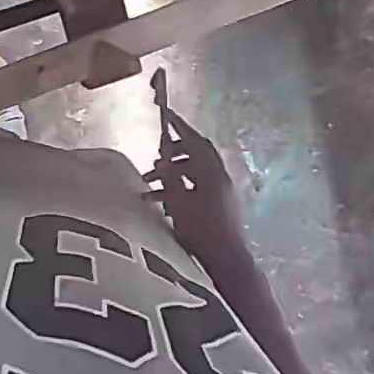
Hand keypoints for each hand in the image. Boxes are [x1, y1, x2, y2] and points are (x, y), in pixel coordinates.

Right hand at [145, 109, 242, 258]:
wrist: (225, 261)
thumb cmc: (201, 231)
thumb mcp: (179, 202)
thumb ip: (170, 176)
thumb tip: (163, 156)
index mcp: (212, 173)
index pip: (194, 141)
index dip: (179, 126)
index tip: (165, 113)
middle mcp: (219, 178)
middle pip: (196, 154)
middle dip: (175, 151)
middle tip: (156, 154)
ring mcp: (221, 192)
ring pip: (193, 172)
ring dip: (172, 173)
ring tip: (148, 182)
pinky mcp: (219, 206)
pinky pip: (196, 187)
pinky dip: (178, 188)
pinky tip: (159, 201)